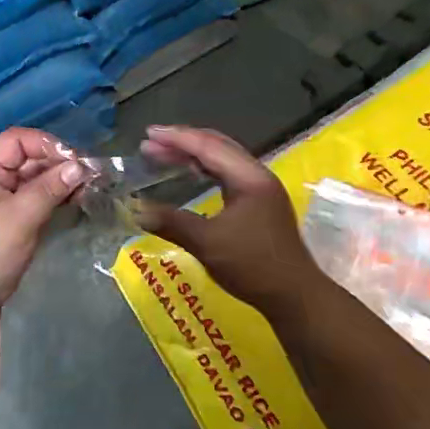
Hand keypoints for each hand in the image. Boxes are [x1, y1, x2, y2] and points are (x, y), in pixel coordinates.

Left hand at [0, 127, 85, 306]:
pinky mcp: (14, 216)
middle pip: (28, 157)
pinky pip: (38, 196)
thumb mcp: (20, 218)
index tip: (76, 160)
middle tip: (88, 175)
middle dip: (58, 162)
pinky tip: (76, 199)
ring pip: (36, 177)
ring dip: (61, 179)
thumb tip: (81, 166)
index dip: (47, 143)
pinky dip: (56, 195)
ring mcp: (2, 198)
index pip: (16, 140)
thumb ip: (50, 189)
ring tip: (86, 188)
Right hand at [137, 125, 328, 312]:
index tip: (148, 134)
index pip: (208, 146)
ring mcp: (262, 189)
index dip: (176, 138)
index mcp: (249, 177)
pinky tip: (191, 176)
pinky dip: (206, 171)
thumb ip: (172, 222)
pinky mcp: (261, 204)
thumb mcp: (207, 243)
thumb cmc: (252, 265)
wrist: (293, 294)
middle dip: (183, 143)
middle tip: (150, 144)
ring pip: (224, 161)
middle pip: (217, 147)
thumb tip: (136, 210)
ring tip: (164, 156)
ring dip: (194, 156)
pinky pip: (229, 175)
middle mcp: (257, 175)